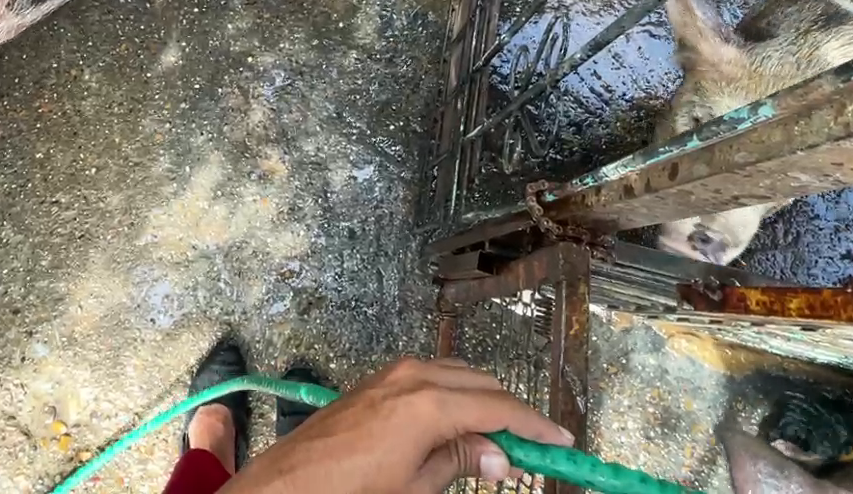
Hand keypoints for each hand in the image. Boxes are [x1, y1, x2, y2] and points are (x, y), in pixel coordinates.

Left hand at [225, 358, 573, 493]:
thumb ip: (460, 462)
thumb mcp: (414, 488)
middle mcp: (415, 374)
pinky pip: (432, 374)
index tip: (562, 441)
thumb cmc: (355, 491)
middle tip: (536, 446)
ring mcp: (394, 371)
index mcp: (428, 403)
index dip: (534, 424)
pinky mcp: (380, 377)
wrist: (290, 482)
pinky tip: (460, 419)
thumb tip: (502, 454)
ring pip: (457, 373)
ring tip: (501, 436)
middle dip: (510, 411)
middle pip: (481, 383)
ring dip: (483, 398)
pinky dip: (455, 392)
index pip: (497, 407)